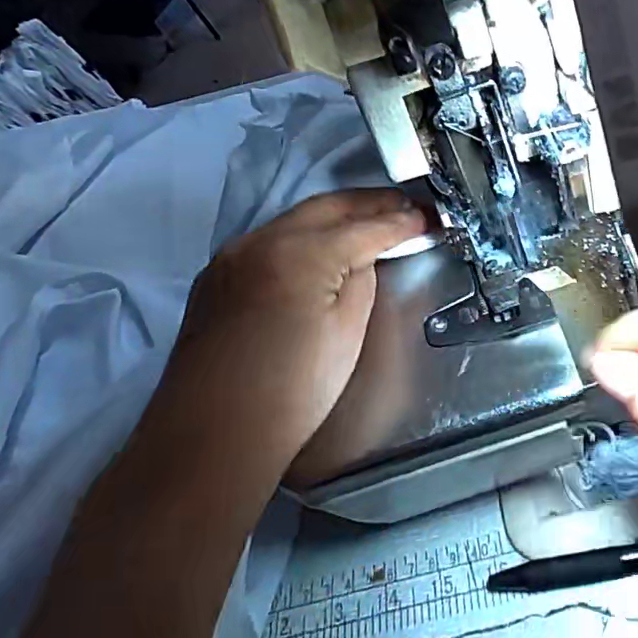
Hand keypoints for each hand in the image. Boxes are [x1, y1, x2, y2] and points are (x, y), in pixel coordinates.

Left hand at [160, 189, 425, 459]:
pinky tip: (315, 249)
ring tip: (365, 221)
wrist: (216, 433)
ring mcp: (232, 256)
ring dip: (332, 217)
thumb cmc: (291, 393)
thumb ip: (359, 283)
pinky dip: (298, 238)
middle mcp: (260, 241)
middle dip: (367, 204)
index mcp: (298, 254)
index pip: (361, 228)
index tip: (423, 219)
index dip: (397, 223)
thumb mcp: (346, 335)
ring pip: (291, 220)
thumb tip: (358, 260)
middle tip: (402, 207)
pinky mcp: (214, 276)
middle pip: (325, 208)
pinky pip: (266, 242)